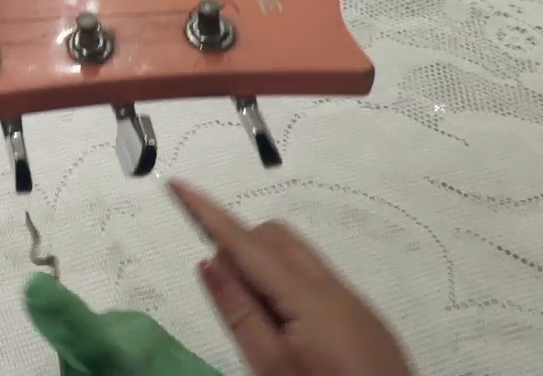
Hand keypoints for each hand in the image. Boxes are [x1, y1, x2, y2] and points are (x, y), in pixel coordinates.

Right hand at [168, 180, 412, 375]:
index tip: (176, 185)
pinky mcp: (367, 324)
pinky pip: (317, 281)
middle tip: (229, 296)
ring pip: (296, 256)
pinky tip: (290, 333)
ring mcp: (356, 305)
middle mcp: (335, 288)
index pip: (245, 240)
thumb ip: (238, 313)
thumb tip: (207, 261)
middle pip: (273, 236)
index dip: (207, 212)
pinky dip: (288, 287)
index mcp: (309, 298)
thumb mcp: (272, 370)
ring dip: (264, 266)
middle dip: (240, 246)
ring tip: (259, 318)